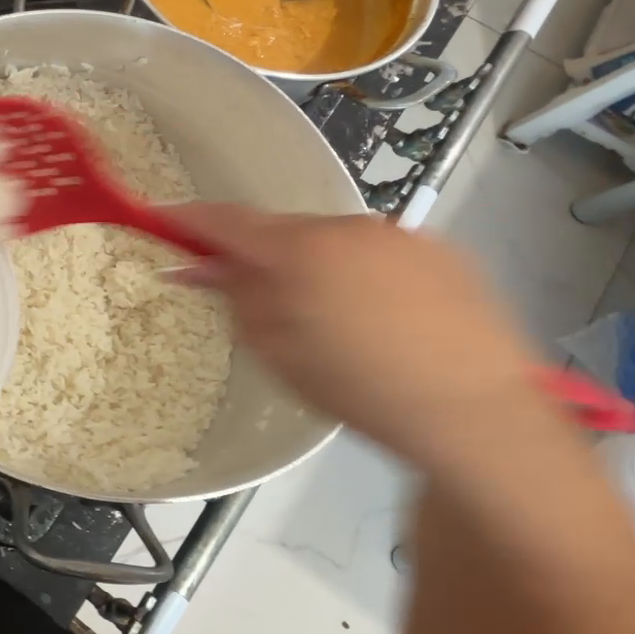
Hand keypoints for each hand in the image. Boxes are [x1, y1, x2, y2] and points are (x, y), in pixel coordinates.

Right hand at [167, 203, 549, 470]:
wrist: (475, 414)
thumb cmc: (355, 387)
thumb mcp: (273, 347)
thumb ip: (233, 294)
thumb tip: (197, 266)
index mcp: (298, 250)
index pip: (225, 221)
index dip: (186, 219)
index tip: (159, 219)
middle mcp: (347, 228)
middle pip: (278, 229)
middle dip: (254, 253)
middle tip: (242, 288)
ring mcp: (400, 236)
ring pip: (327, 240)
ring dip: (307, 263)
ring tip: (316, 312)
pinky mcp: (442, 253)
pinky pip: (373, 252)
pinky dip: (354, 271)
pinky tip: (367, 314)